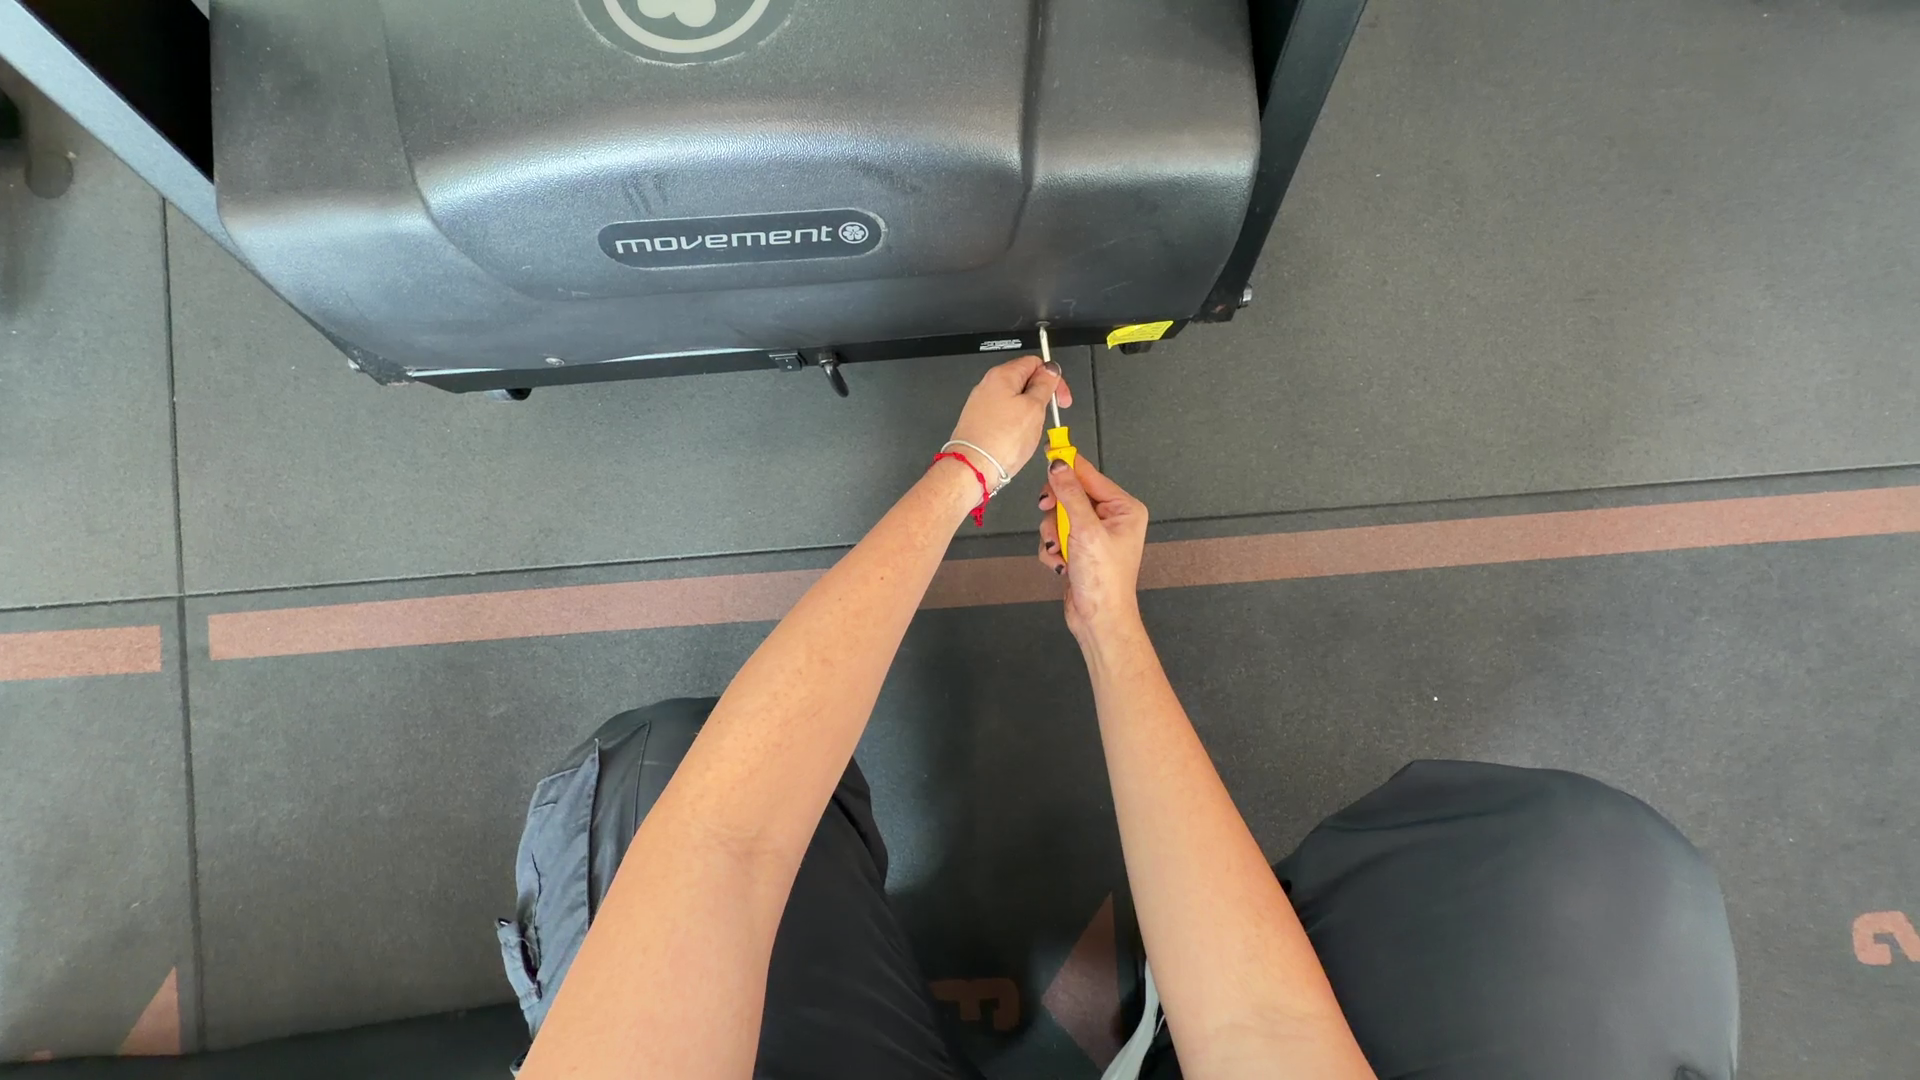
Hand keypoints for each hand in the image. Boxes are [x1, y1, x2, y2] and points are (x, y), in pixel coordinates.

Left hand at [947, 355, 1071, 483]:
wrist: (973, 468)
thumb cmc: (999, 442)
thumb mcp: (1034, 408)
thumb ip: (1044, 385)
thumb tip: (1051, 370)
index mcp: (1002, 375)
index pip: (1035, 363)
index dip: (1053, 378)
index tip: (1061, 397)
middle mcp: (988, 385)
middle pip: (1024, 381)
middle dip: (1041, 398)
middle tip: (1046, 416)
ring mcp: (981, 404)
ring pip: (1015, 402)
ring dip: (1028, 414)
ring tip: (1028, 432)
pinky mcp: (979, 422)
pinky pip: (1004, 418)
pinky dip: (1015, 426)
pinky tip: (1016, 440)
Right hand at [1038, 458, 1148, 642]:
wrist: (1098, 619)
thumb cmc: (1104, 580)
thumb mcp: (1085, 531)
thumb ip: (1070, 495)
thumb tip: (1058, 465)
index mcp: (1124, 508)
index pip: (1090, 475)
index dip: (1067, 466)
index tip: (1048, 451)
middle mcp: (1111, 518)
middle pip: (1070, 494)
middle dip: (1057, 511)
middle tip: (1050, 515)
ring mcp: (1094, 534)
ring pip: (1058, 516)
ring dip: (1053, 535)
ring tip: (1062, 552)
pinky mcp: (1079, 549)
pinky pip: (1054, 535)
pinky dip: (1052, 549)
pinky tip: (1061, 564)